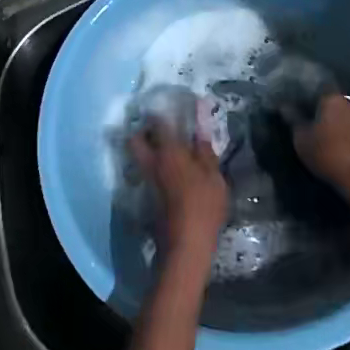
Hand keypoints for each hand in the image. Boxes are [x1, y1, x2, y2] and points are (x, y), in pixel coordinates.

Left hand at [128, 118, 227, 254]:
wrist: (185, 243)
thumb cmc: (203, 204)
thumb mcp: (213, 174)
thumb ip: (205, 150)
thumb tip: (200, 127)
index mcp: (168, 152)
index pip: (158, 123)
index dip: (161, 111)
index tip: (169, 105)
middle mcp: (151, 163)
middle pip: (135, 140)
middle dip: (143, 130)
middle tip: (160, 128)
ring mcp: (146, 182)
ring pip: (138, 157)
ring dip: (146, 149)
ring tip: (167, 149)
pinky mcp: (146, 197)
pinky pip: (145, 173)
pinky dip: (153, 167)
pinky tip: (169, 171)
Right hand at [293, 92, 349, 205]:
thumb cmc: (329, 155)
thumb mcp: (302, 141)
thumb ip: (294, 121)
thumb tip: (285, 107)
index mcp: (333, 98)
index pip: (315, 92)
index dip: (304, 101)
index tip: (295, 110)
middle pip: (332, 105)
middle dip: (321, 114)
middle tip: (309, 128)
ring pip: (344, 118)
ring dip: (335, 127)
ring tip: (324, 142)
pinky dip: (346, 138)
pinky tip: (339, 150)